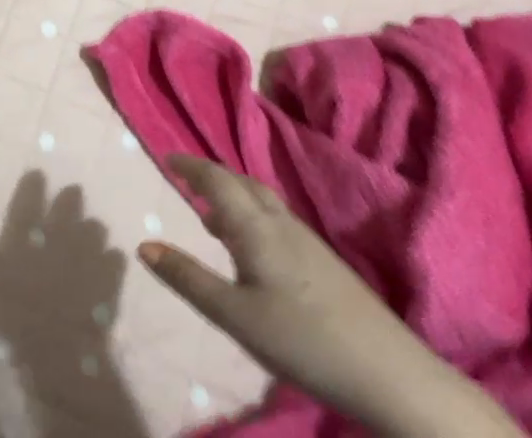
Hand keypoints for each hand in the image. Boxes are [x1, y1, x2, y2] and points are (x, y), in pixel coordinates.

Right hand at [137, 155, 521, 437]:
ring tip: (210, 217)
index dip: (192, 166)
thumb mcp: (233, 314)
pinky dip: (252, 219)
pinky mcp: (325, 264)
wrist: (388, 373)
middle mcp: (283, 225)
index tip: (167, 158)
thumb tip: (143, 245)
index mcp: (257, 229)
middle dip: (212, 177)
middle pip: (244, 185)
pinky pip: (278, 222)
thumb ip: (188, 278)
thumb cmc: (301, 340)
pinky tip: (250, 251)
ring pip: (264, 203)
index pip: (219, 181)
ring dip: (234, 198)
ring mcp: (309, 243)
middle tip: (185, 182)